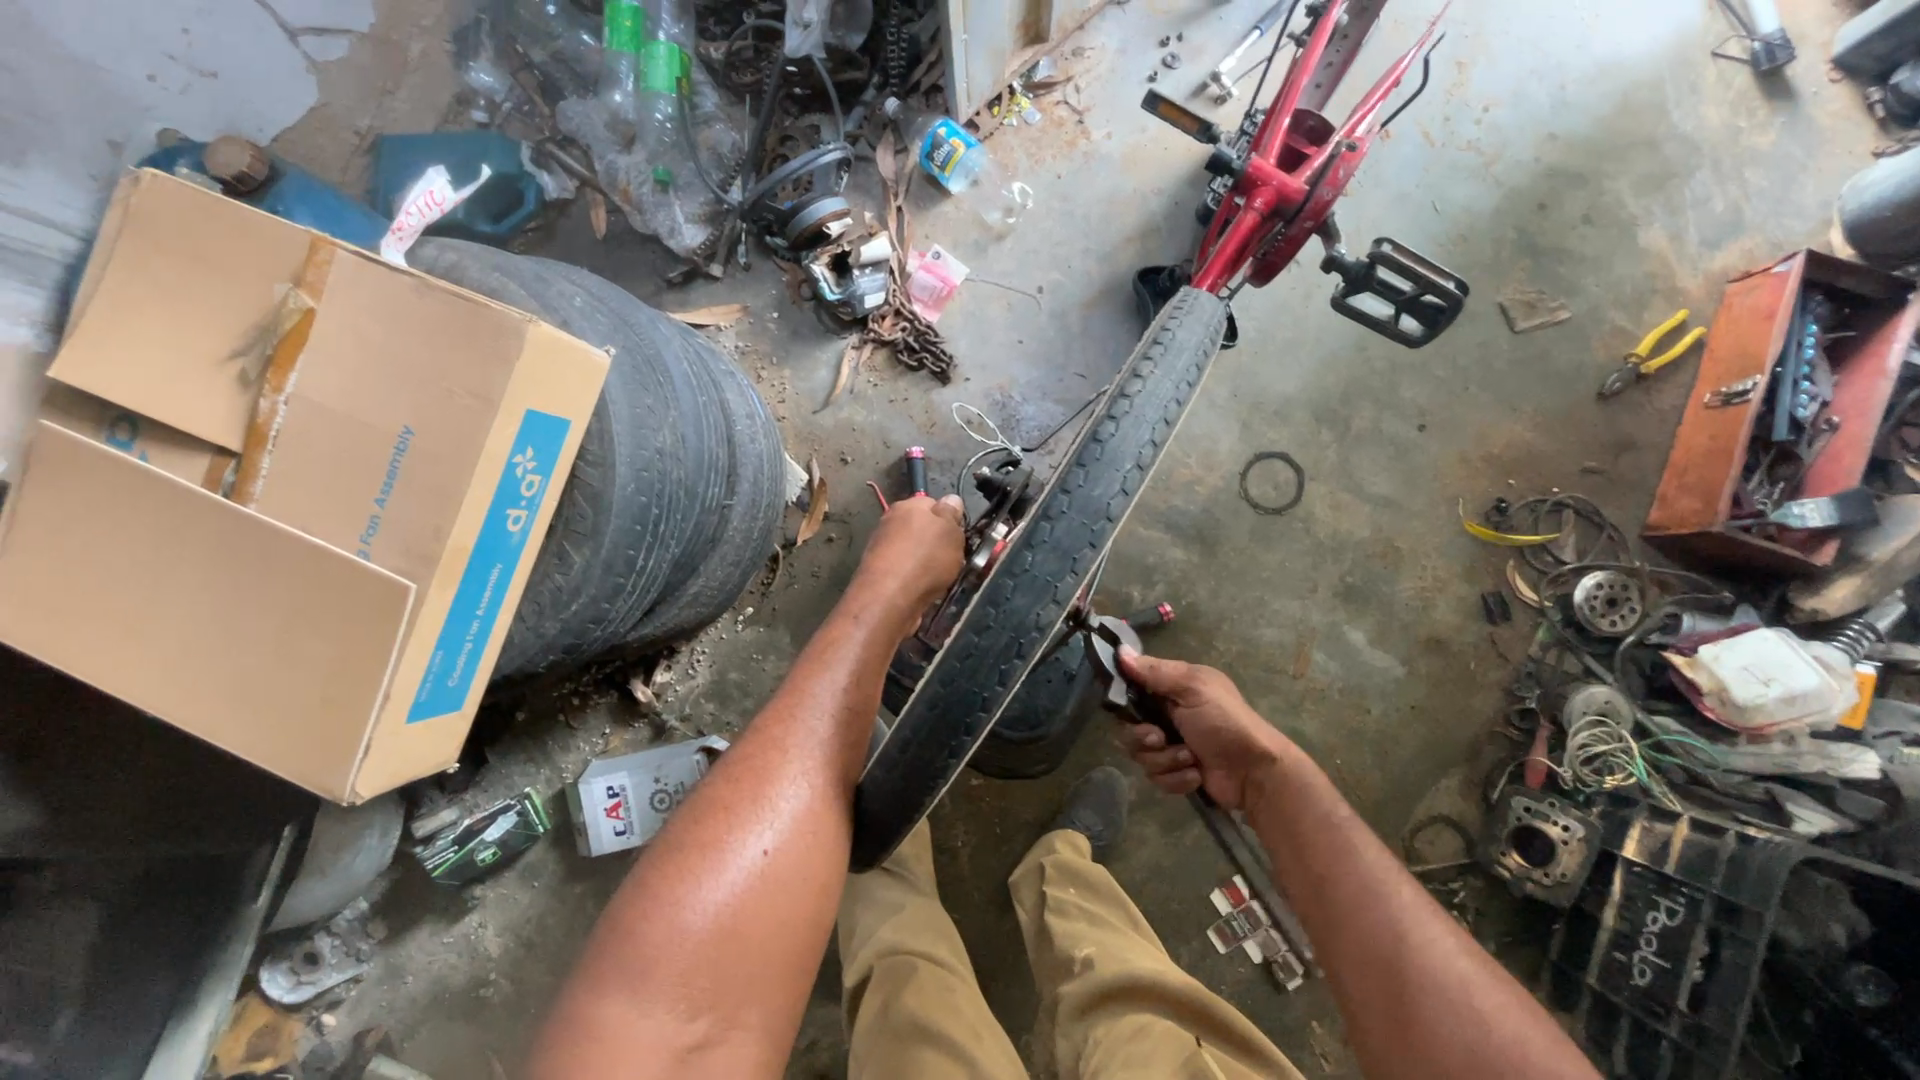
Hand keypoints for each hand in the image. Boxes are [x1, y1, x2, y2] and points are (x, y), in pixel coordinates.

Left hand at [849, 494, 965, 626]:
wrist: (889, 599)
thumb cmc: (925, 559)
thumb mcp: (951, 530)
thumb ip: (951, 512)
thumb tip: (951, 499)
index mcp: (908, 505)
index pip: (934, 503)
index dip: (950, 519)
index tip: (959, 536)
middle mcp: (891, 522)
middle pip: (923, 529)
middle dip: (938, 543)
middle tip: (953, 558)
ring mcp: (882, 548)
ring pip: (915, 552)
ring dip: (927, 562)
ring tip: (940, 578)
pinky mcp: (879, 572)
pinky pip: (905, 571)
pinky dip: (915, 578)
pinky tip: (924, 590)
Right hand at [1118, 647, 1293, 811]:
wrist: (1255, 772)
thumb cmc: (1225, 722)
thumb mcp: (1193, 688)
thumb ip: (1155, 672)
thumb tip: (1119, 651)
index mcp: (1172, 688)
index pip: (1131, 690)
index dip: (1124, 701)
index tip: (1128, 708)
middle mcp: (1167, 716)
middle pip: (1128, 728)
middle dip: (1142, 737)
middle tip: (1159, 738)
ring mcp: (1171, 746)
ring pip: (1141, 755)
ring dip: (1166, 759)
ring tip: (1190, 758)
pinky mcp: (1176, 773)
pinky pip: (1157, 777)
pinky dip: (1176, 778)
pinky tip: (1196, 775)